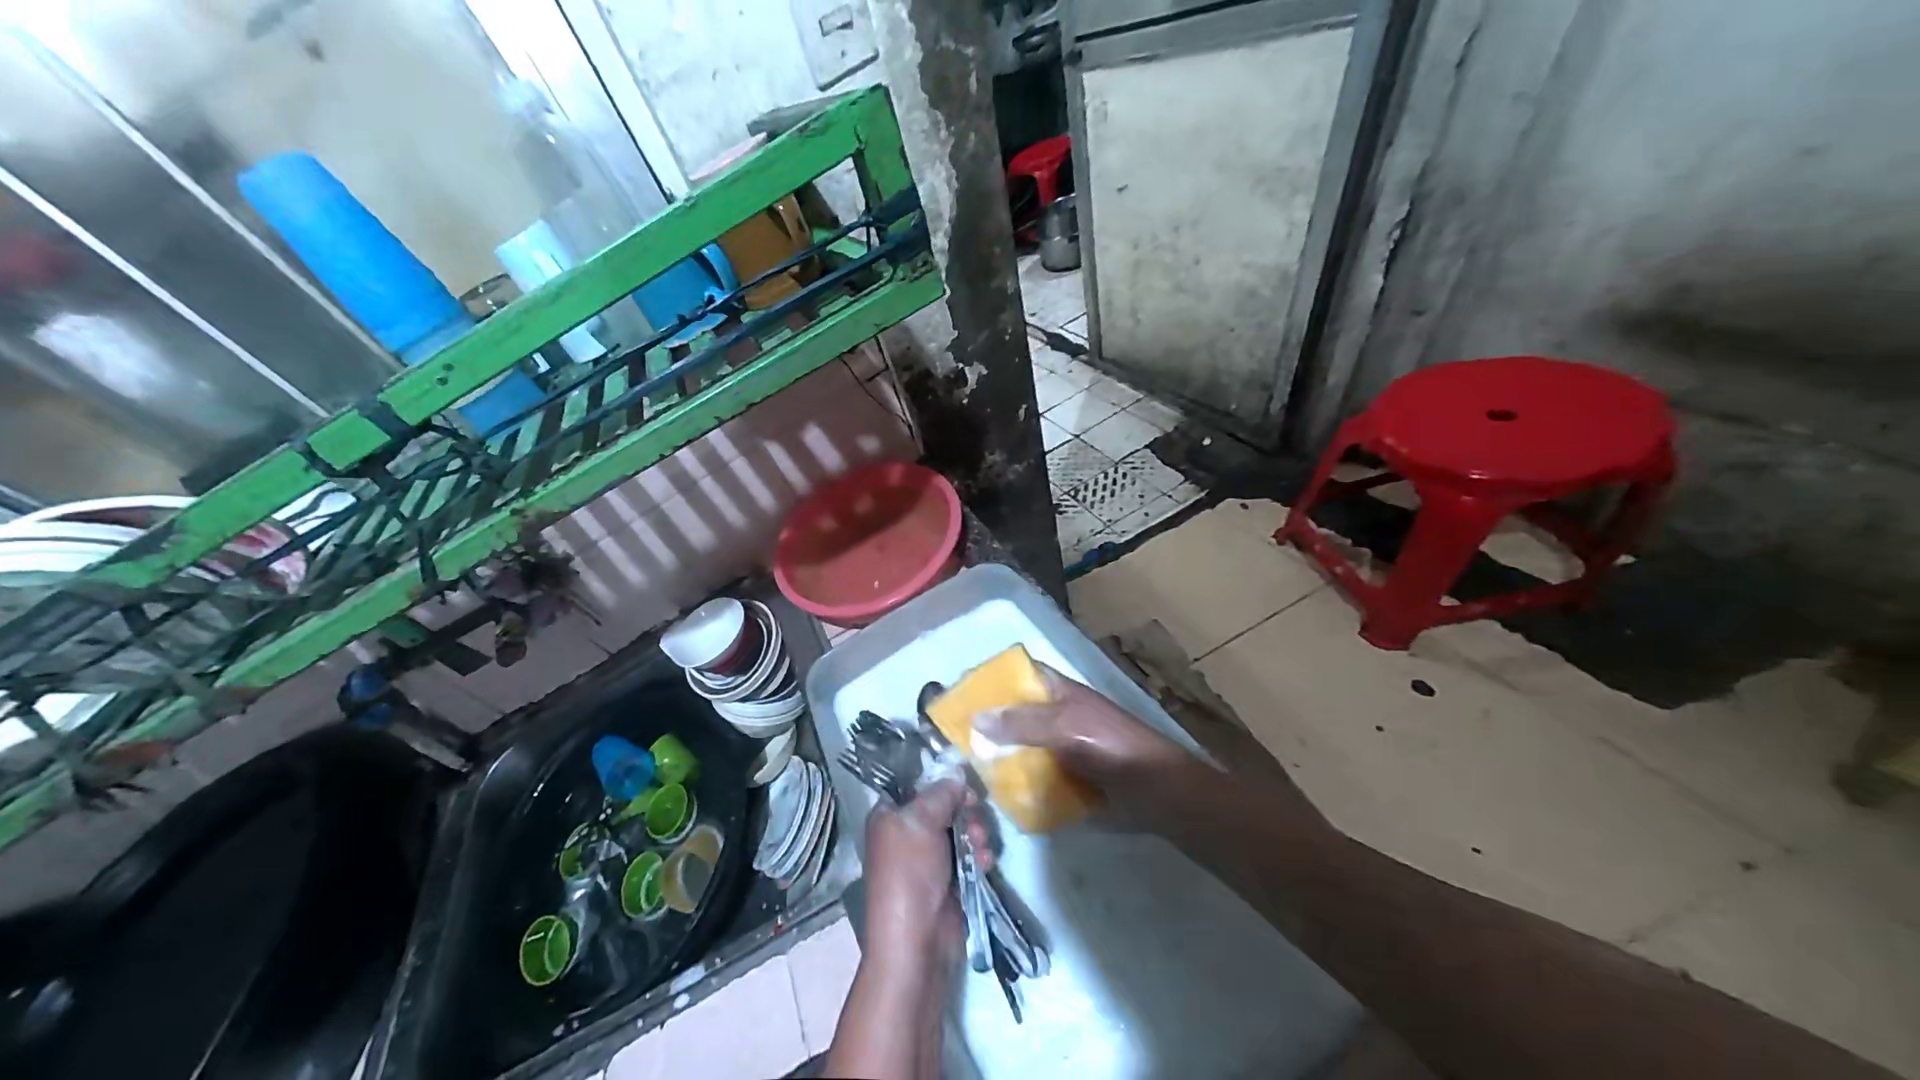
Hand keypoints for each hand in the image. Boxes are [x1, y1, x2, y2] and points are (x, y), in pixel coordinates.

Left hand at [861, 780, 991, 966]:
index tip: (960, 781)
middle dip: (964, 810)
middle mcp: (908, 833)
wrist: (918, 941)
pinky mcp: (952, 878)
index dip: (939, 781)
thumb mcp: (920, 821)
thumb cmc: (909, 873)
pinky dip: (980, 856)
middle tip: (972, 817)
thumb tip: (956, 778)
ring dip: (975, 833)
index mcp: (889, 816)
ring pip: (961, 828)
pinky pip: (971, 854)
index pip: (914, 784)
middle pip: (944, 805)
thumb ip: (941, 793)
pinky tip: (984, 863)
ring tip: (979, 847)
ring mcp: (931, 857)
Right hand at [975, 664, 1202, 825]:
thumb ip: (1022, 722)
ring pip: (1022, 747)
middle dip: (988, 724)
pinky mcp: (1069, 779)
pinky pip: (1035, 776)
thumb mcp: (1065, 727)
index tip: (958, 694)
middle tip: (953, 740)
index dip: (992, 680)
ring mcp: (1063, 749)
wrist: (1159, 794)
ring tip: (965, 768)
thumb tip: (975, 717)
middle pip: (1016, 715)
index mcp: (1060, 693)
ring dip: (999, 756)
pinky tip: (994, 792)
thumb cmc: (1113, 748)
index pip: (1020, 676)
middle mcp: (1058, 716)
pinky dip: (1017, 782)